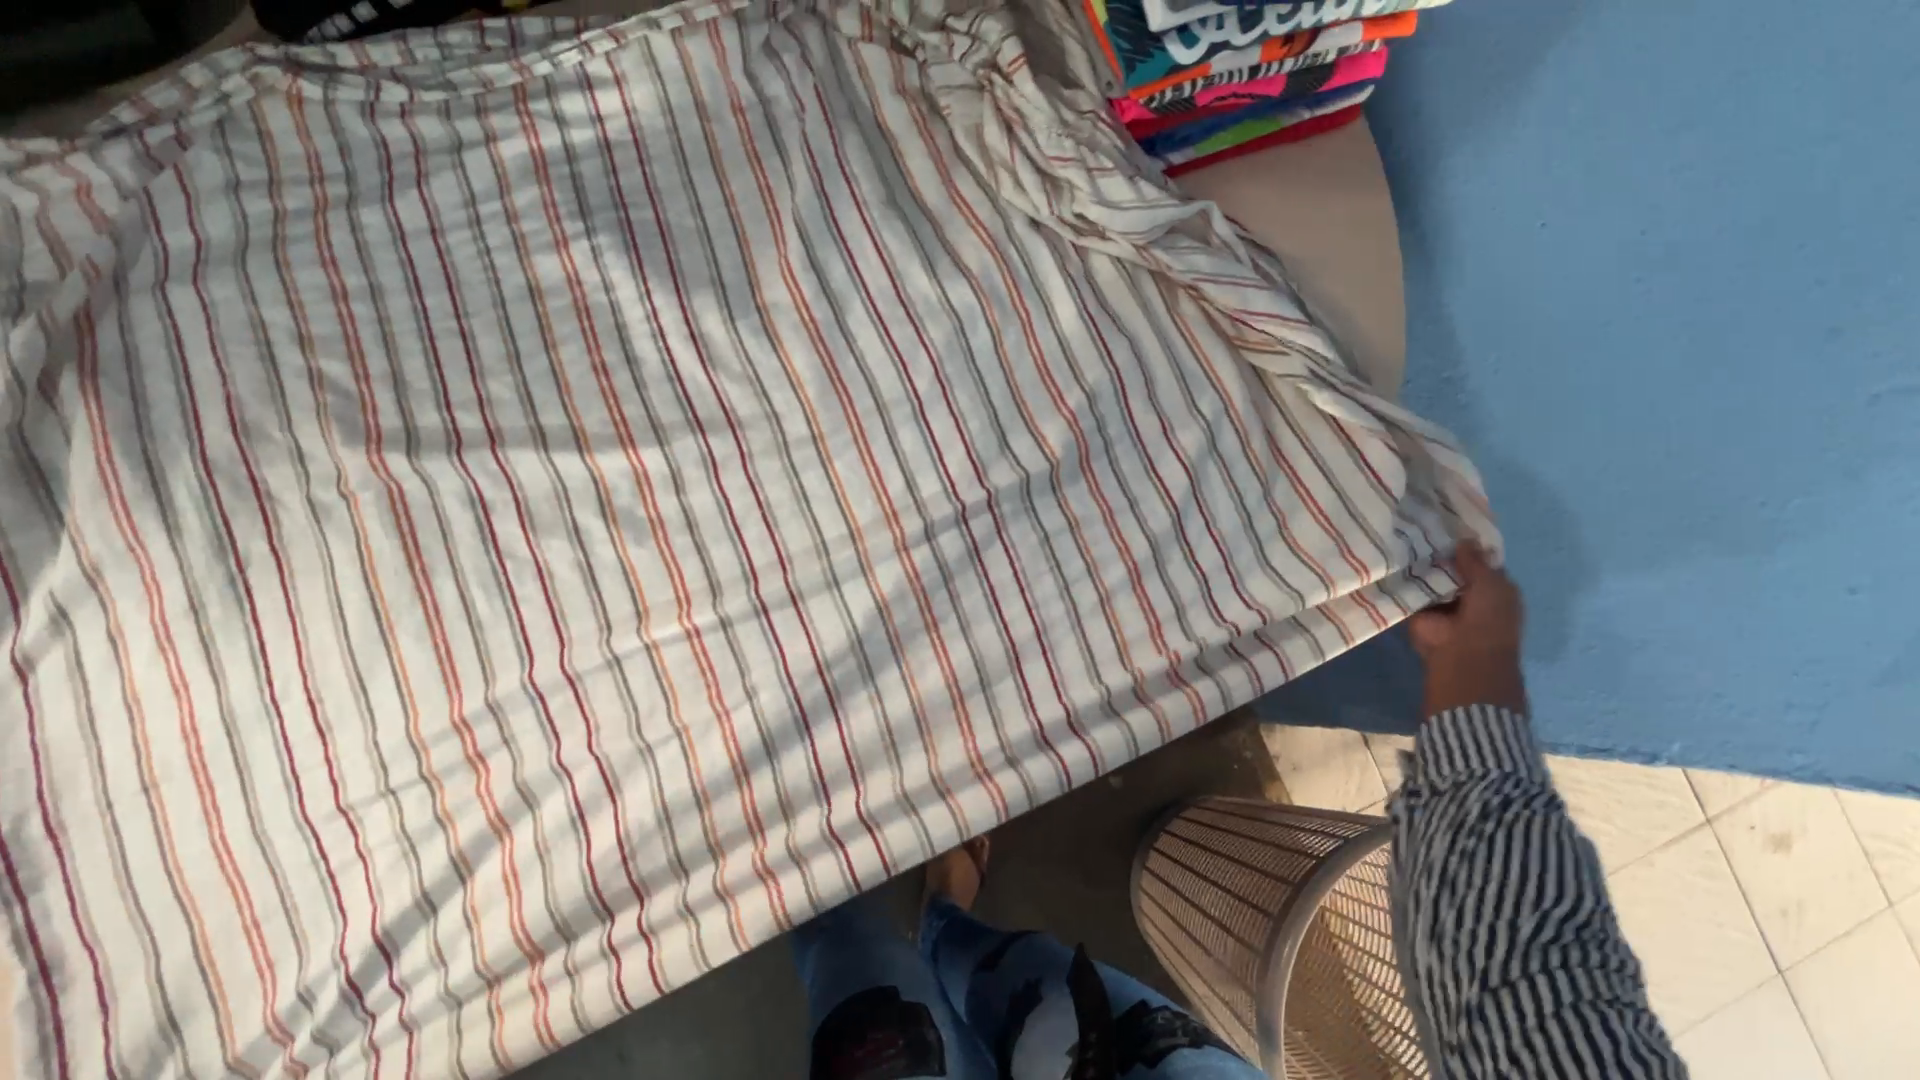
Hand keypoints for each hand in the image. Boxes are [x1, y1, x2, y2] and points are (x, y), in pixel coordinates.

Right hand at [1409, 542, 1527, 716]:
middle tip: (1421, 528)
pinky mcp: (1417, 611)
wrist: (1464, 652)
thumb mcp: (1491, 582)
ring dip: (1419, 565)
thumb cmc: (1489, 616)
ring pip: (1428, 578)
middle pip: (1450, 568)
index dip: (1466, 546)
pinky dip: (1402, 580)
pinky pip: (1408, 591)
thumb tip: (1464, 538)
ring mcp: (1440, 603)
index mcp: (1493, 588)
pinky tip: (1393, 558)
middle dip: (1439, 553)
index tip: (1448, 526)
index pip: (1478, 562)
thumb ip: (1475, 561)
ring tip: (1403, 538)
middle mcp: (1467, 594)